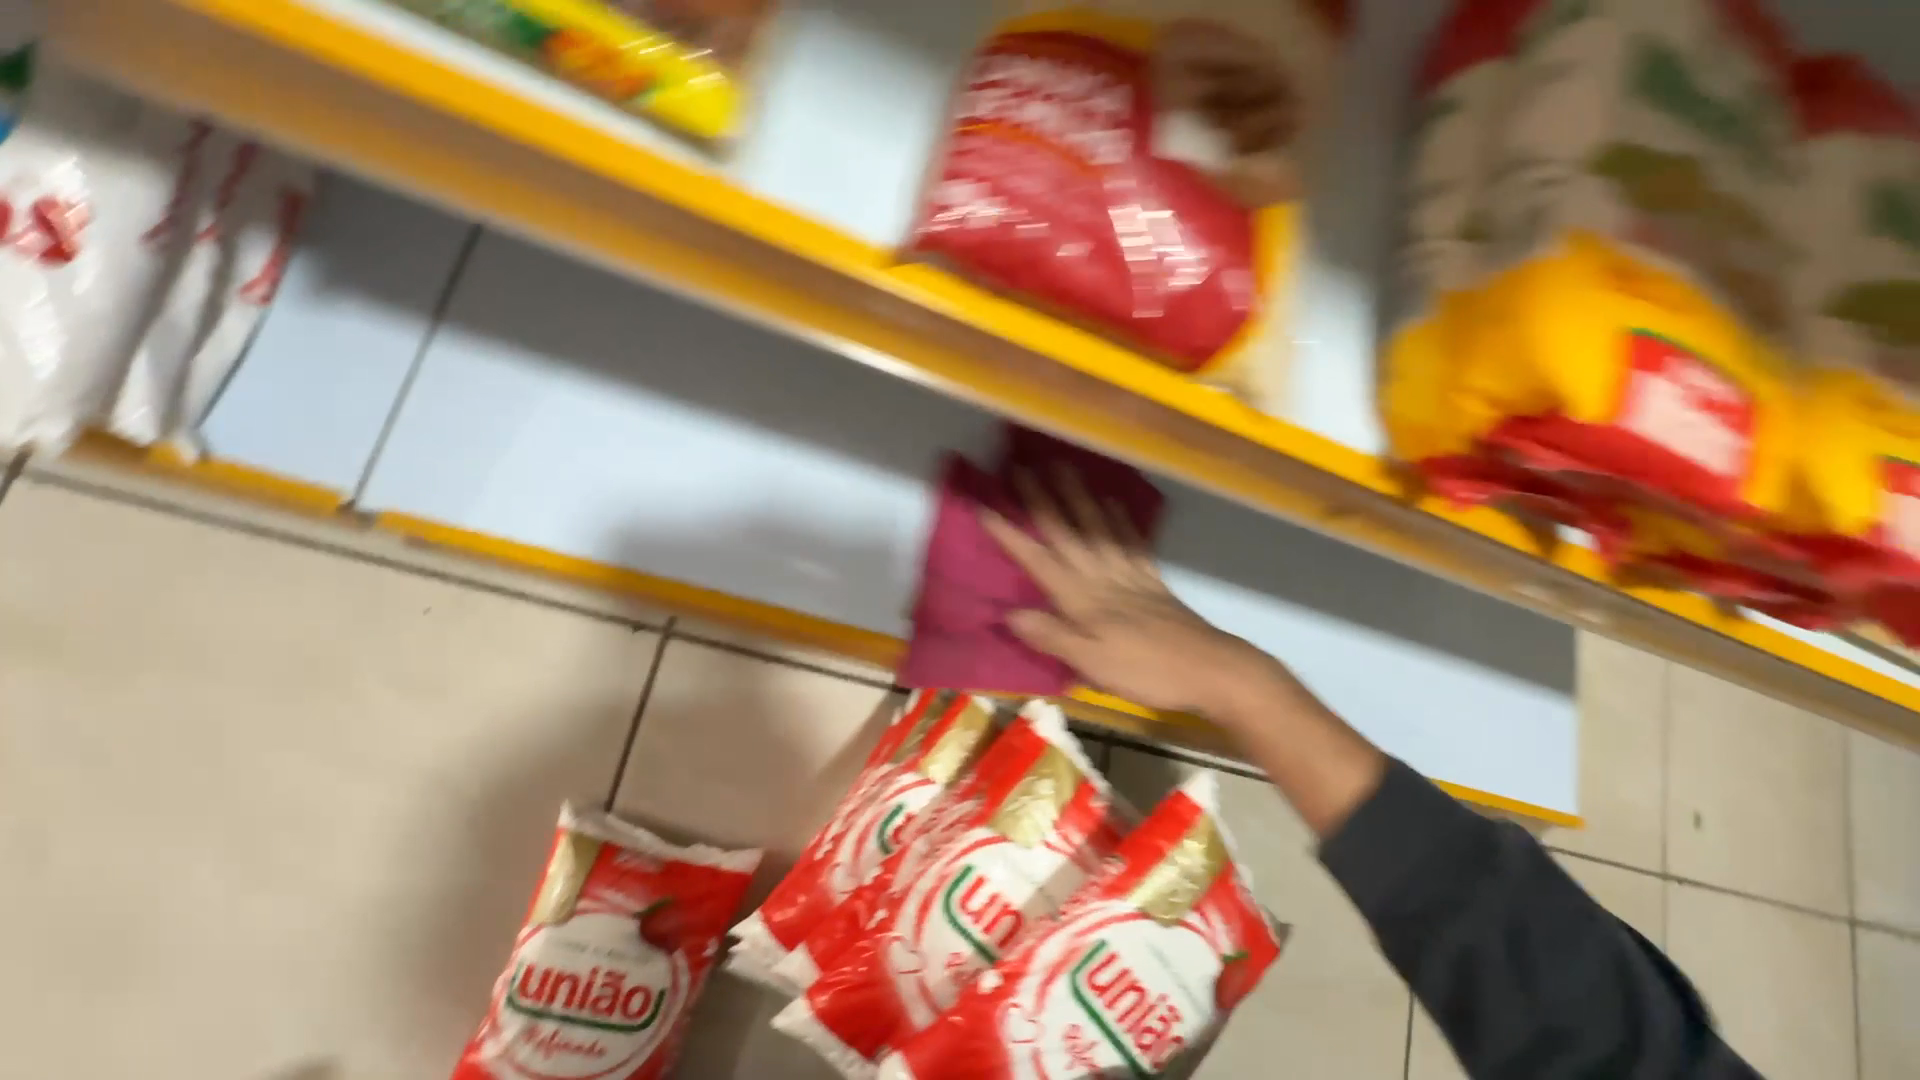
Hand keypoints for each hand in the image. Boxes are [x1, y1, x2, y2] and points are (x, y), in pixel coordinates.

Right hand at [980, 467, 1287, 719]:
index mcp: (1082, 600)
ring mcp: (1130, 577)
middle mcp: (1102, 579)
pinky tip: (1113, 503)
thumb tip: (1009, 613)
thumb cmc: (1146, 672)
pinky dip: (1120, 520)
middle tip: (1023, 467)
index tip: (986, 506)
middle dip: (1042, 501)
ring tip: (1064, 468)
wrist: (1210, 670)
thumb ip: (1051, 636)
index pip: (1038, 561)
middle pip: (1067, 534)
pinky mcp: (1153, 582)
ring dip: (1078, 498)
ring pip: (1098, 529)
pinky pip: (1132, 542)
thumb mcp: (1091, 664)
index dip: (1010, 535)